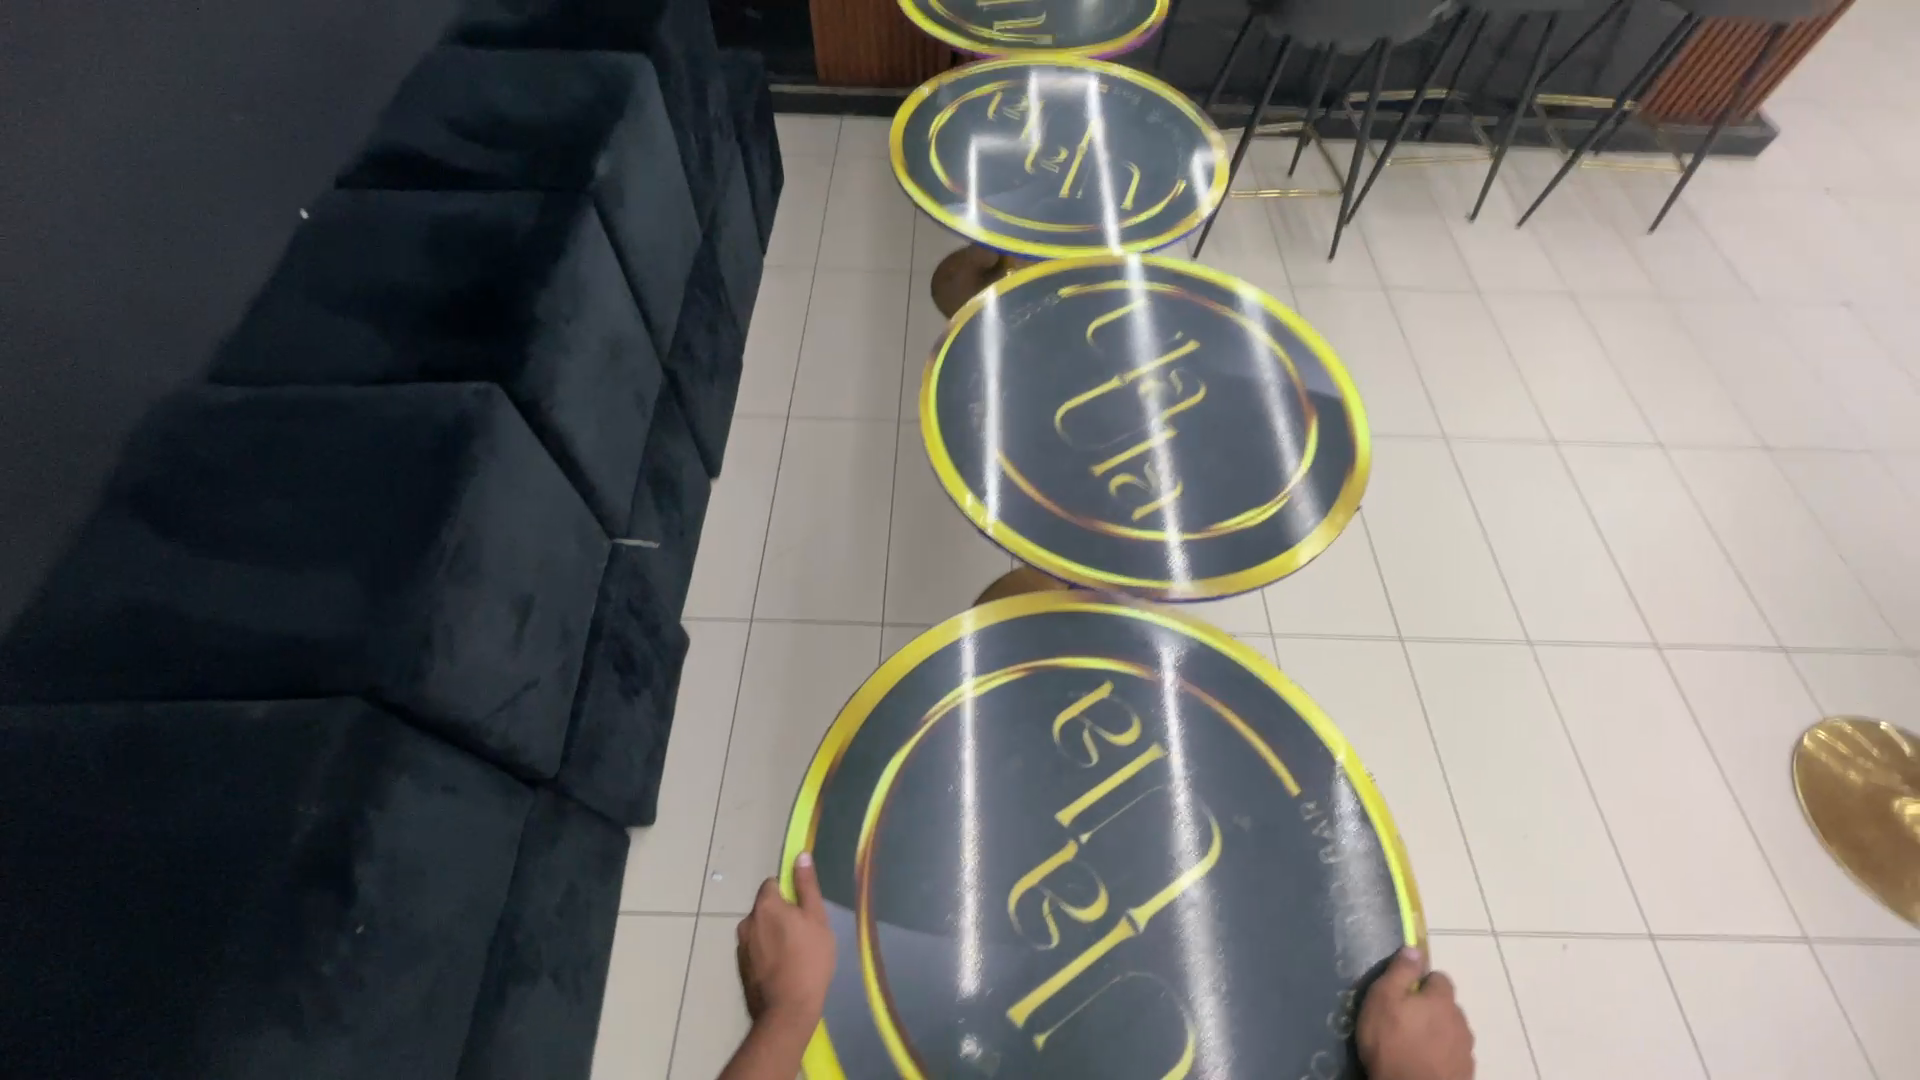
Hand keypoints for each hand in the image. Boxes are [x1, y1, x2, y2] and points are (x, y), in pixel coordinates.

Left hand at [736, 852, 836, 1029]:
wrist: (787, 1012)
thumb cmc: (808, 960)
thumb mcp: (816, 918)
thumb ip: (806, 886)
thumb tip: (800, 855)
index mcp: (765, 905)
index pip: (772, 884)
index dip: (788, 894)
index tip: (802, 911)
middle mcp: (747, 922)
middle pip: (766, 908)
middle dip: (780, 915)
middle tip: (803, 934)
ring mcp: (741, 947)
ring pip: (760, 930)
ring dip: (772, 935)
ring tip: (793, 956)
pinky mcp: (740, 968)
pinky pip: (756, 950)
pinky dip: (766, 954)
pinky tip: (782, 970)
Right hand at [1357, 947, 1474, 1079]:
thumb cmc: (1391, 1041)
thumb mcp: (1384, 998)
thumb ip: (1401, 972)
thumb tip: (1414, 949)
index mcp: (1442, 1000)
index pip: (1439, 977)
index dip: (1420, 981)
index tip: (1403, 992)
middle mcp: (1460, 1021)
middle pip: (1447, 1005)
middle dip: (1430, 1006)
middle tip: (1405, 1017)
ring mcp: (1466, 1050)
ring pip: (1451, 1029)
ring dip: (1437, 1030)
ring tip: (1413, 1041)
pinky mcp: (1465, 1072)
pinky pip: (1453, 1052)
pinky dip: (1441, 1052)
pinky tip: (1424, 1059)